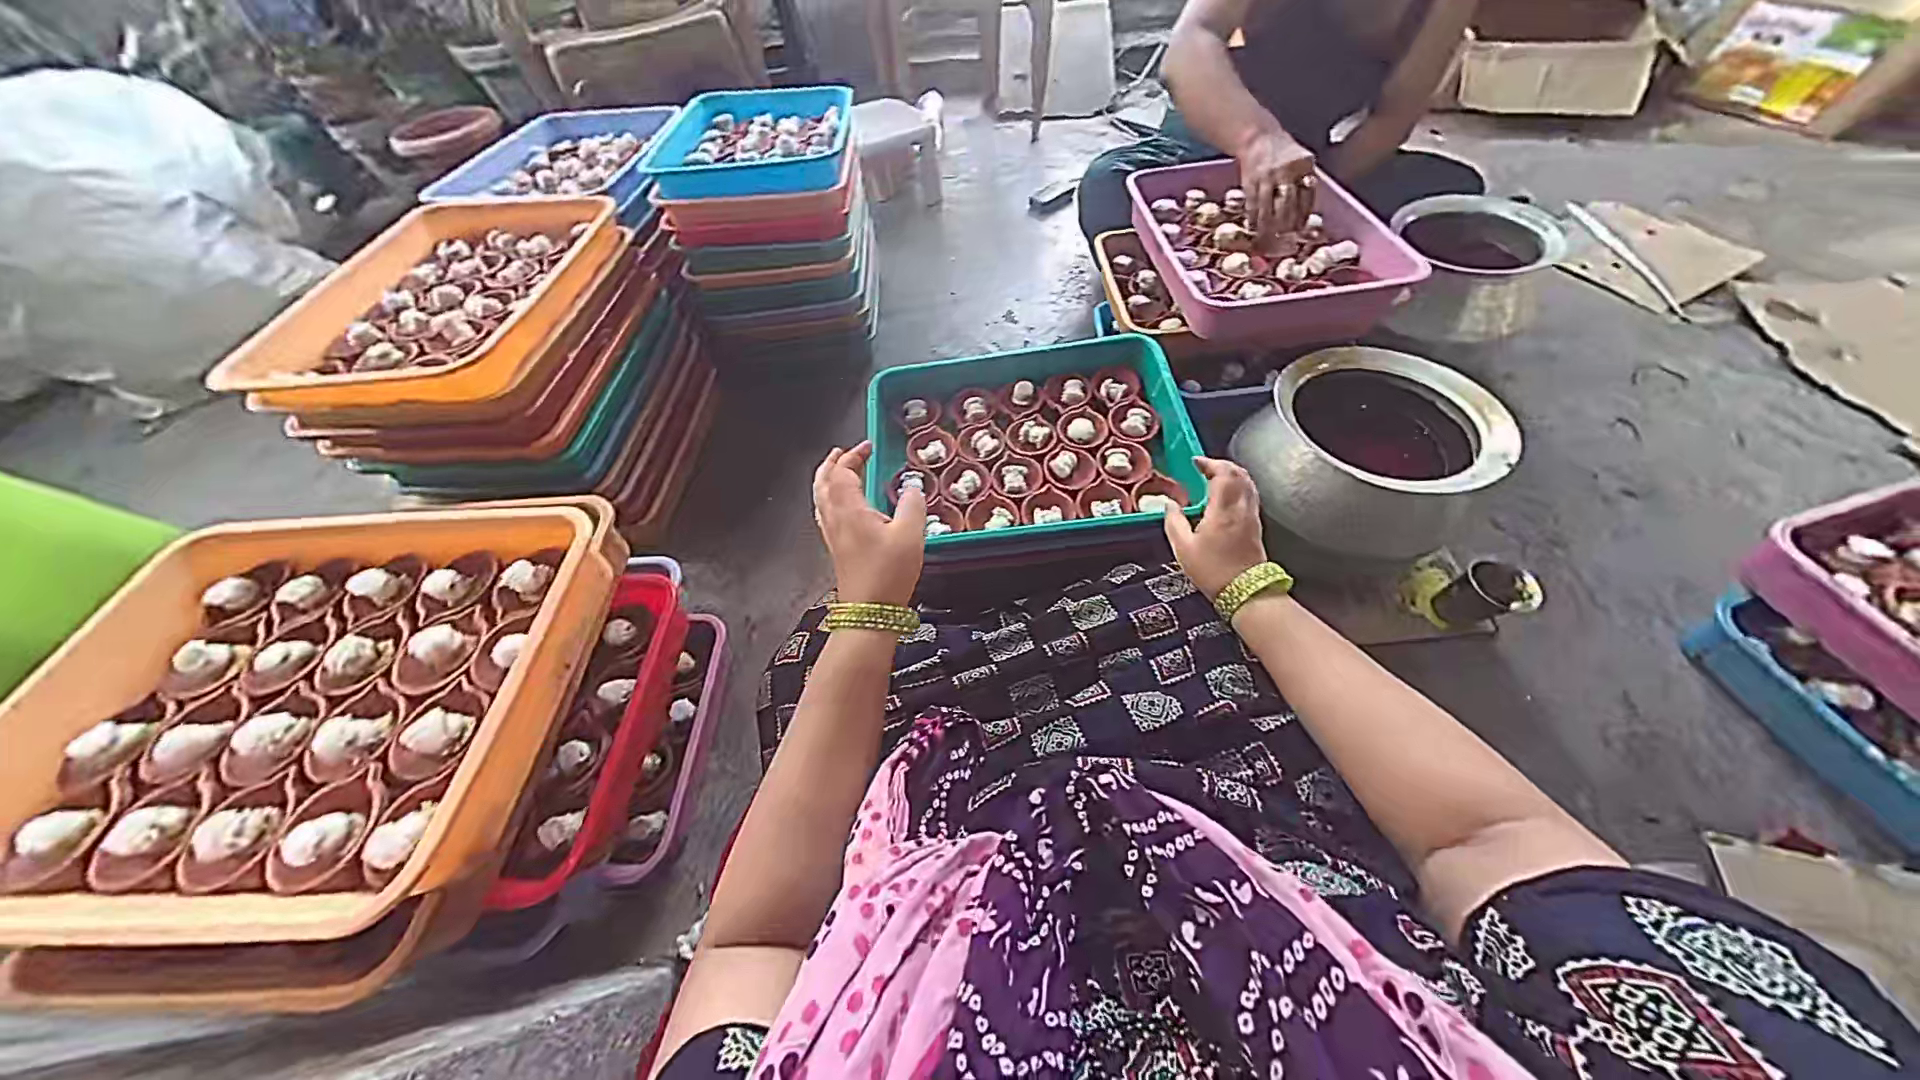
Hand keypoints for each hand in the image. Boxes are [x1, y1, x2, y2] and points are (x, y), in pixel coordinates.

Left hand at [813, 441, 926, 606]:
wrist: (871, 610)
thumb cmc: (888, 573)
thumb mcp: (911, 534)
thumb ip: (913, 504)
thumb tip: (912, 487)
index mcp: (849, 509)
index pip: (843, 472)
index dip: (853, 455)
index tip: (868, 447)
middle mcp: (835, 518)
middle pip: (823, 482)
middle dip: (832, 464)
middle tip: (842, 453)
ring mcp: (832, 535)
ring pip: (820, 498)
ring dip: (827, 480)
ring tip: (837, 473)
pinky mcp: (836, 548)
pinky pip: (825, 514)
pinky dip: (829, 499)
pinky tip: (840, 507)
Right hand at [1162, 456, 1267, 600]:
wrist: (1245, 592)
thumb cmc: (1214, 572)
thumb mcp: (1183, 548)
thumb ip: (1173, 522)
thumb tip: (1169, 505)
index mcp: (1223, 510)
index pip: (1223, 474)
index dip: (1209, 463)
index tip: (1196, 462)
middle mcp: (1241, 509)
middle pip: (1239, 474)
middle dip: (1222, 465)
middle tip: (1205, 466)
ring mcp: (1251, 517)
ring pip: (1248, 484)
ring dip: (1232, 475)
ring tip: (1215, 477)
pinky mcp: (1255, 527)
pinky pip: (1249, 496)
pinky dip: (1238, 487)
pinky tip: (1226, 496)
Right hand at [1236, 132, 1316, 241]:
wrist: (1259, 138)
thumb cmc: (1283, 153)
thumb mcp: (1301, 160)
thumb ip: (1304, 182)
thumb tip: (1304, 213)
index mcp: (1304, 165)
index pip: (1306, 196)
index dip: (1303, 215)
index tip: (1299, 229)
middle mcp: (1286, 170)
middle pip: (1287, 203)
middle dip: (1285, 223)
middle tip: (1283, 237)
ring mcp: (1266, 176)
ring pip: (1267, 207)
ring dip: (1267, 224)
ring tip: (1267, 236)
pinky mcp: (1250, 181)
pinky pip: (1252, 204)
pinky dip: (1253, 217)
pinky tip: (1254, 225)